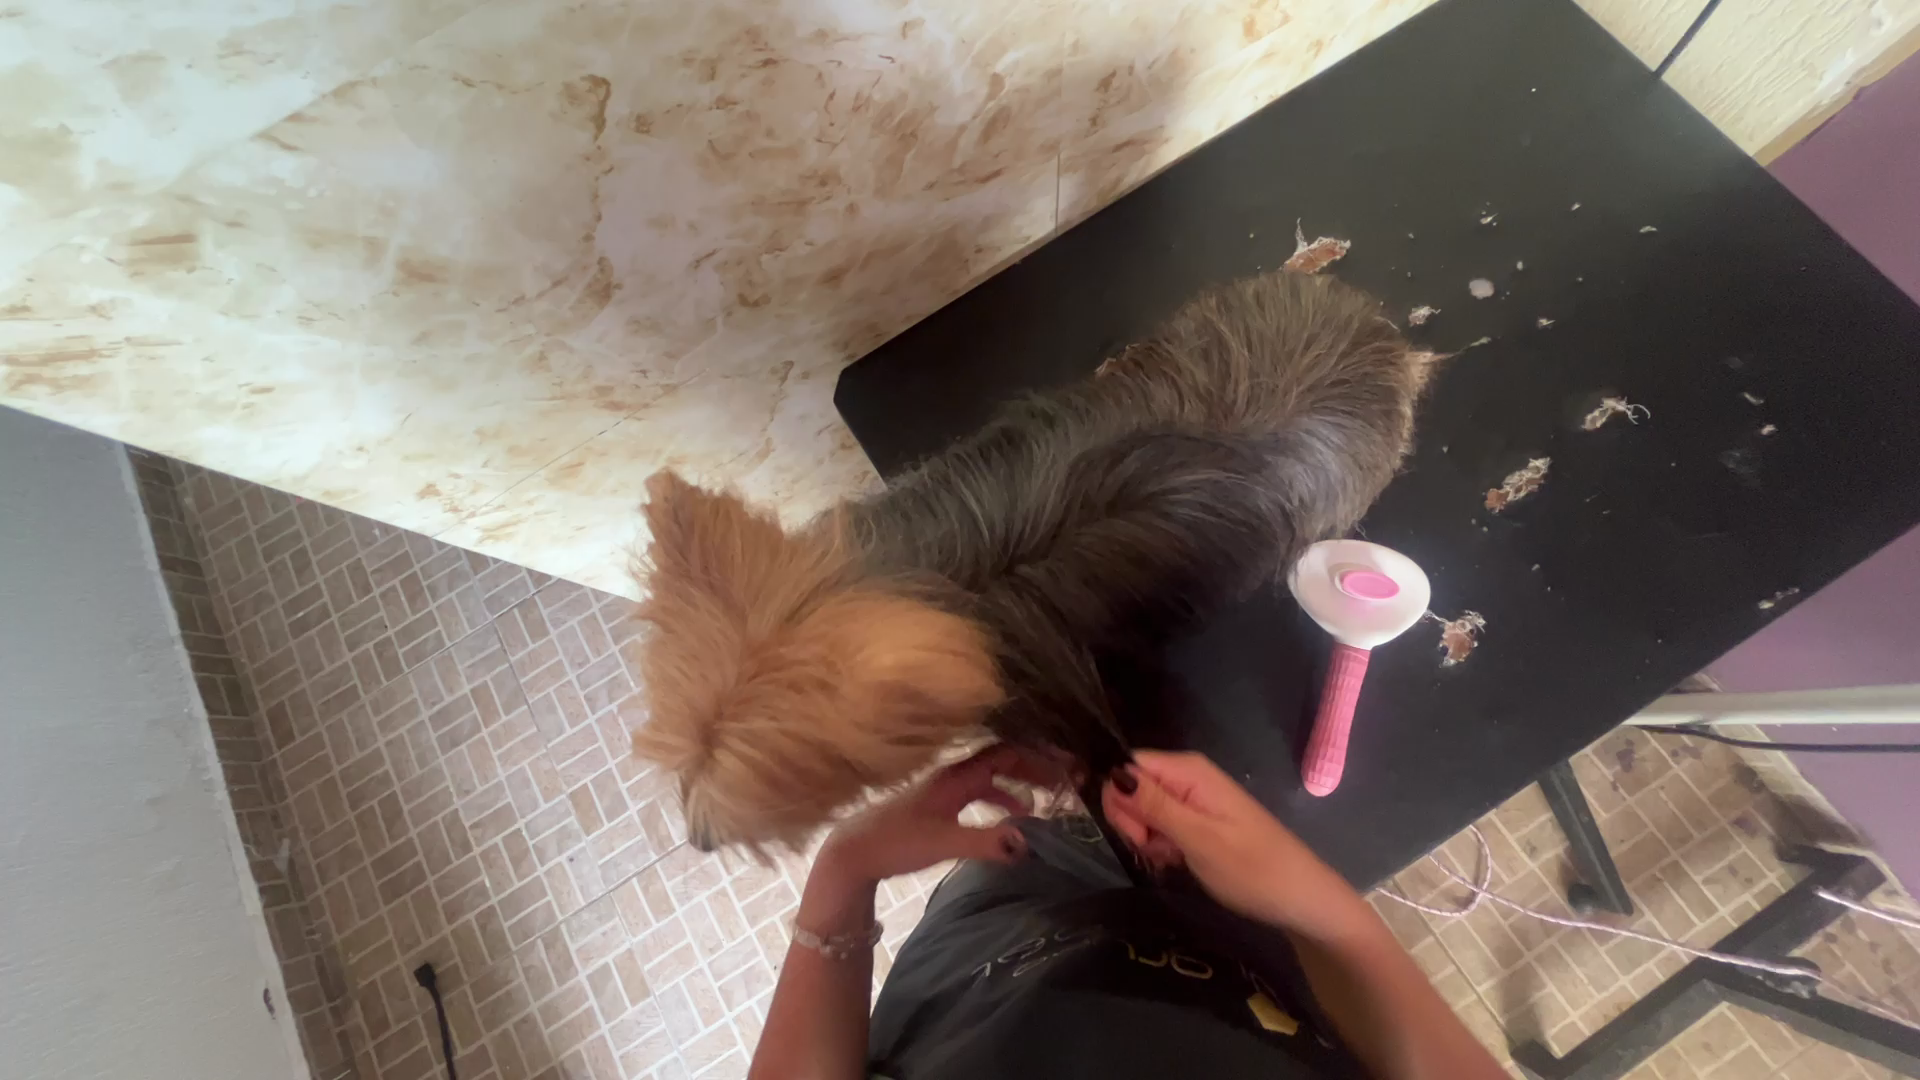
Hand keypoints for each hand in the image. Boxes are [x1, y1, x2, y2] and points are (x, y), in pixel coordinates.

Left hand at [816, 744, 1054, 886]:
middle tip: (1072, 776)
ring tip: (1052, 795)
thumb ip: (986, 842)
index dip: (1039, 756)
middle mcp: (955, 774)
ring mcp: (948, 787)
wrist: (855, 852)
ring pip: (994, 774)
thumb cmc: (897, 842)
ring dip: (1023, 780)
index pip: (1007, 753)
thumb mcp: (944, 844)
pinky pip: (983, 789)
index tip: (1069, 765)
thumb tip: (1031, 842)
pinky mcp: (941, 803)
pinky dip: (1004, 796)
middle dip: (1038, 764)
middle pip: (1004, 758)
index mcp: (957, 776)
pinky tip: (1017, 815)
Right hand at [1102, 751, 1349, 930]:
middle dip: (1132, 820)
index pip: (1127, 765)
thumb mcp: (1199, 839)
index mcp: (1187, 770)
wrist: (1302, 900)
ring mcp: (1192, 796)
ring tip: (1172, 858)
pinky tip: (1177, 860)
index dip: (1121, 798)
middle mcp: (1186, 775)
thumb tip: (1113, 772)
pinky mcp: (1196, 816)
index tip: (1137, 835)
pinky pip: (1159, 821)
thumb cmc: (1253, 870)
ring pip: (1142, 806)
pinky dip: (1160, 843)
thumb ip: (1154, 805)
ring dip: (1146, 836)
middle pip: (1131, 784)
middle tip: (1156, 850)